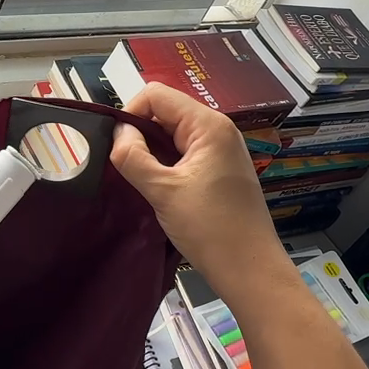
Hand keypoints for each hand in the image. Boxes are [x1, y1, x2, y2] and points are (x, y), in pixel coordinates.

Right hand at [111, 83, 286, 294]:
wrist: (250, 272)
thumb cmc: (210, 229)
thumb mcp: (162, 191)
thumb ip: (132, 156)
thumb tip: (117, 133)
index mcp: (208, 125)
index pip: (156, 95)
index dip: (131, 113)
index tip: (118, 145)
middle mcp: (217, 129)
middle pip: (164, 111)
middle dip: (140, 132)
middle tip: (126, 164)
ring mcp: (220, 149)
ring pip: (171, 133)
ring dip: (151, 149)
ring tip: (140, 177)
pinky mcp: (218, 168)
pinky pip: (182, 151)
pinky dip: (164, 162)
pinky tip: (157, 185)